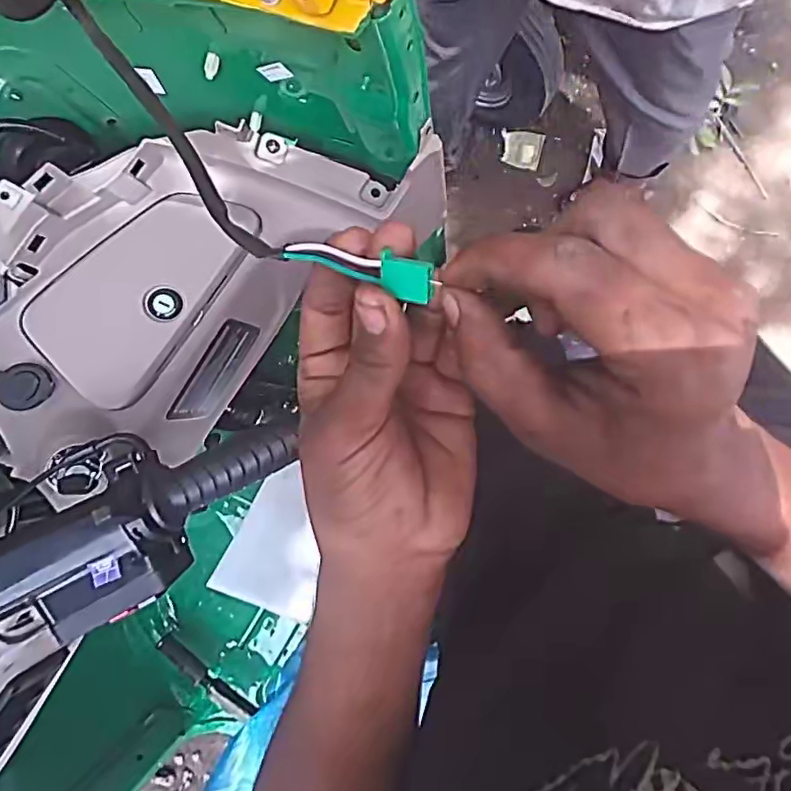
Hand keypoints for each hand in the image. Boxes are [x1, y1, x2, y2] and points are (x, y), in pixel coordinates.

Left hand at [297, 222, 475, 582]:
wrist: (399, 548)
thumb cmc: (349, 497)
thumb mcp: (345, 428)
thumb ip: (368, 365)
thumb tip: (378, 303)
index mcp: (328, 369)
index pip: (328, 306)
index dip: (340, 269)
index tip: (355, 242)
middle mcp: (370, 364)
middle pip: (378, 302)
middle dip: (387, 269)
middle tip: (399, 243)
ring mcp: (413, 374)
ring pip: (421, 318)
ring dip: (426, 292)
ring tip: (433, 271)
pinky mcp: (452, 389)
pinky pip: (458, 348)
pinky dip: (462, 326)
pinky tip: (462, 305)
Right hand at [438, 183, 783, 552]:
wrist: (702, 455)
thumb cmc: (623, 453)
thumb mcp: (540, 425)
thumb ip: (488, 361)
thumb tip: (453, 295)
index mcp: (667, 350)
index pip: (570, 267)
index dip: (500, 260)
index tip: (458, 277)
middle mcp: (704, 299)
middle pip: (597, 217)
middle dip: (534, 250)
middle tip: (515, 301)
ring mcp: (717, 275)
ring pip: (614, 211)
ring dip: (562, 245)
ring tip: (554, 304)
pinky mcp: (712, 264)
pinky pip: (631, 226)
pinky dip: (588, 250)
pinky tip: (583, 297)